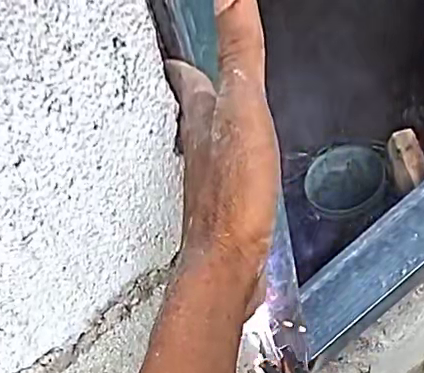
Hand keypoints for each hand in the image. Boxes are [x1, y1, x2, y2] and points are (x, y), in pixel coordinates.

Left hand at [164, 0, 278, 276]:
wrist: (228, 268)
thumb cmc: (233, 201)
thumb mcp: (244, 111)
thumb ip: (239, 52)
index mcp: (201, 120)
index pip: (188, 79)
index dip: (185, 63)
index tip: (180, 53)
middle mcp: (198, 153)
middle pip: (192, 116)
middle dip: (196, 100)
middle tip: (196, 86)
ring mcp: (209, 188)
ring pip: (206, 151)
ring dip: (210, 137)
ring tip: (217, 129)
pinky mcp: (224, 219)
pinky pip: (224, 184)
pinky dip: (229, 174)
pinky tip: (238, 182)